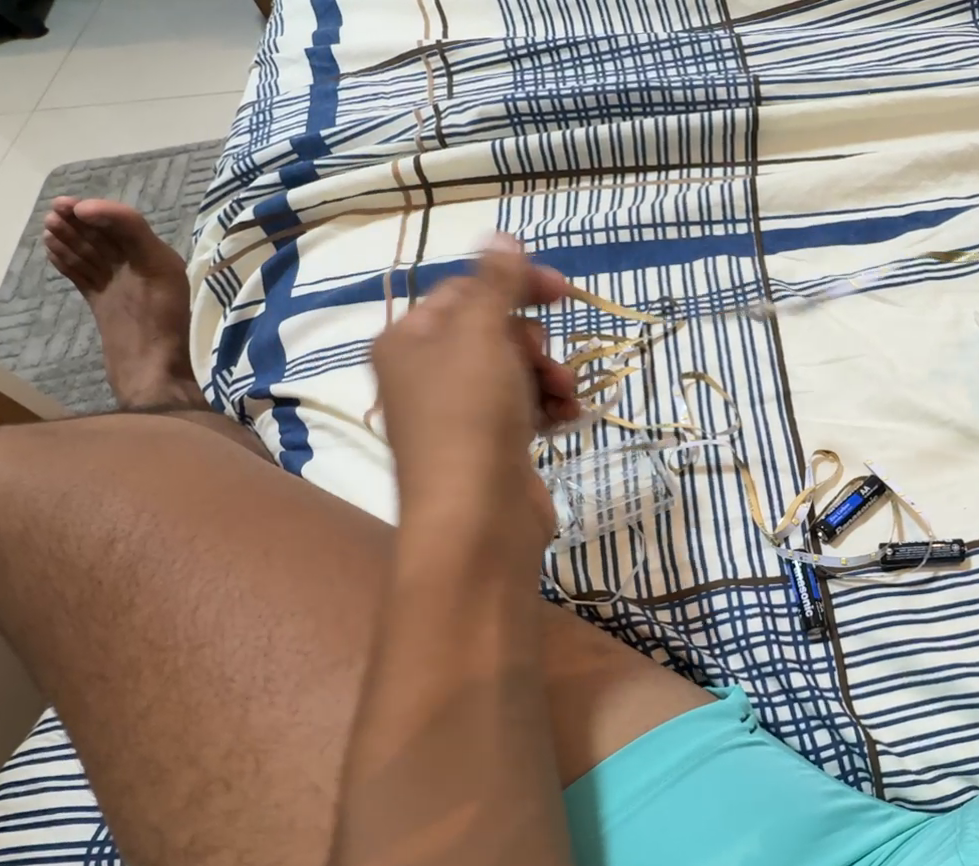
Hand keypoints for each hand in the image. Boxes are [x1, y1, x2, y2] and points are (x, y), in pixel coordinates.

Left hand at [370, 236, 571, 546]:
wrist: (477, 518)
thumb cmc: (470, 418)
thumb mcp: (481, 335)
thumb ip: (495, 282)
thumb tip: (501, 234)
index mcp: (410, 340)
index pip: (465, 291)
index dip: (515, 284)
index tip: (565, 291)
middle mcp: (430, 375)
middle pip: (494, 333)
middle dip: (533, 343)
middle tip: (547, 362)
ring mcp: (462, 416)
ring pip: (516, 374)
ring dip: (549, 377)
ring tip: (565, 397)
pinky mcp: (493, 448)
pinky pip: (526, 411)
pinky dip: (550, 409)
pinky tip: (569, 418)